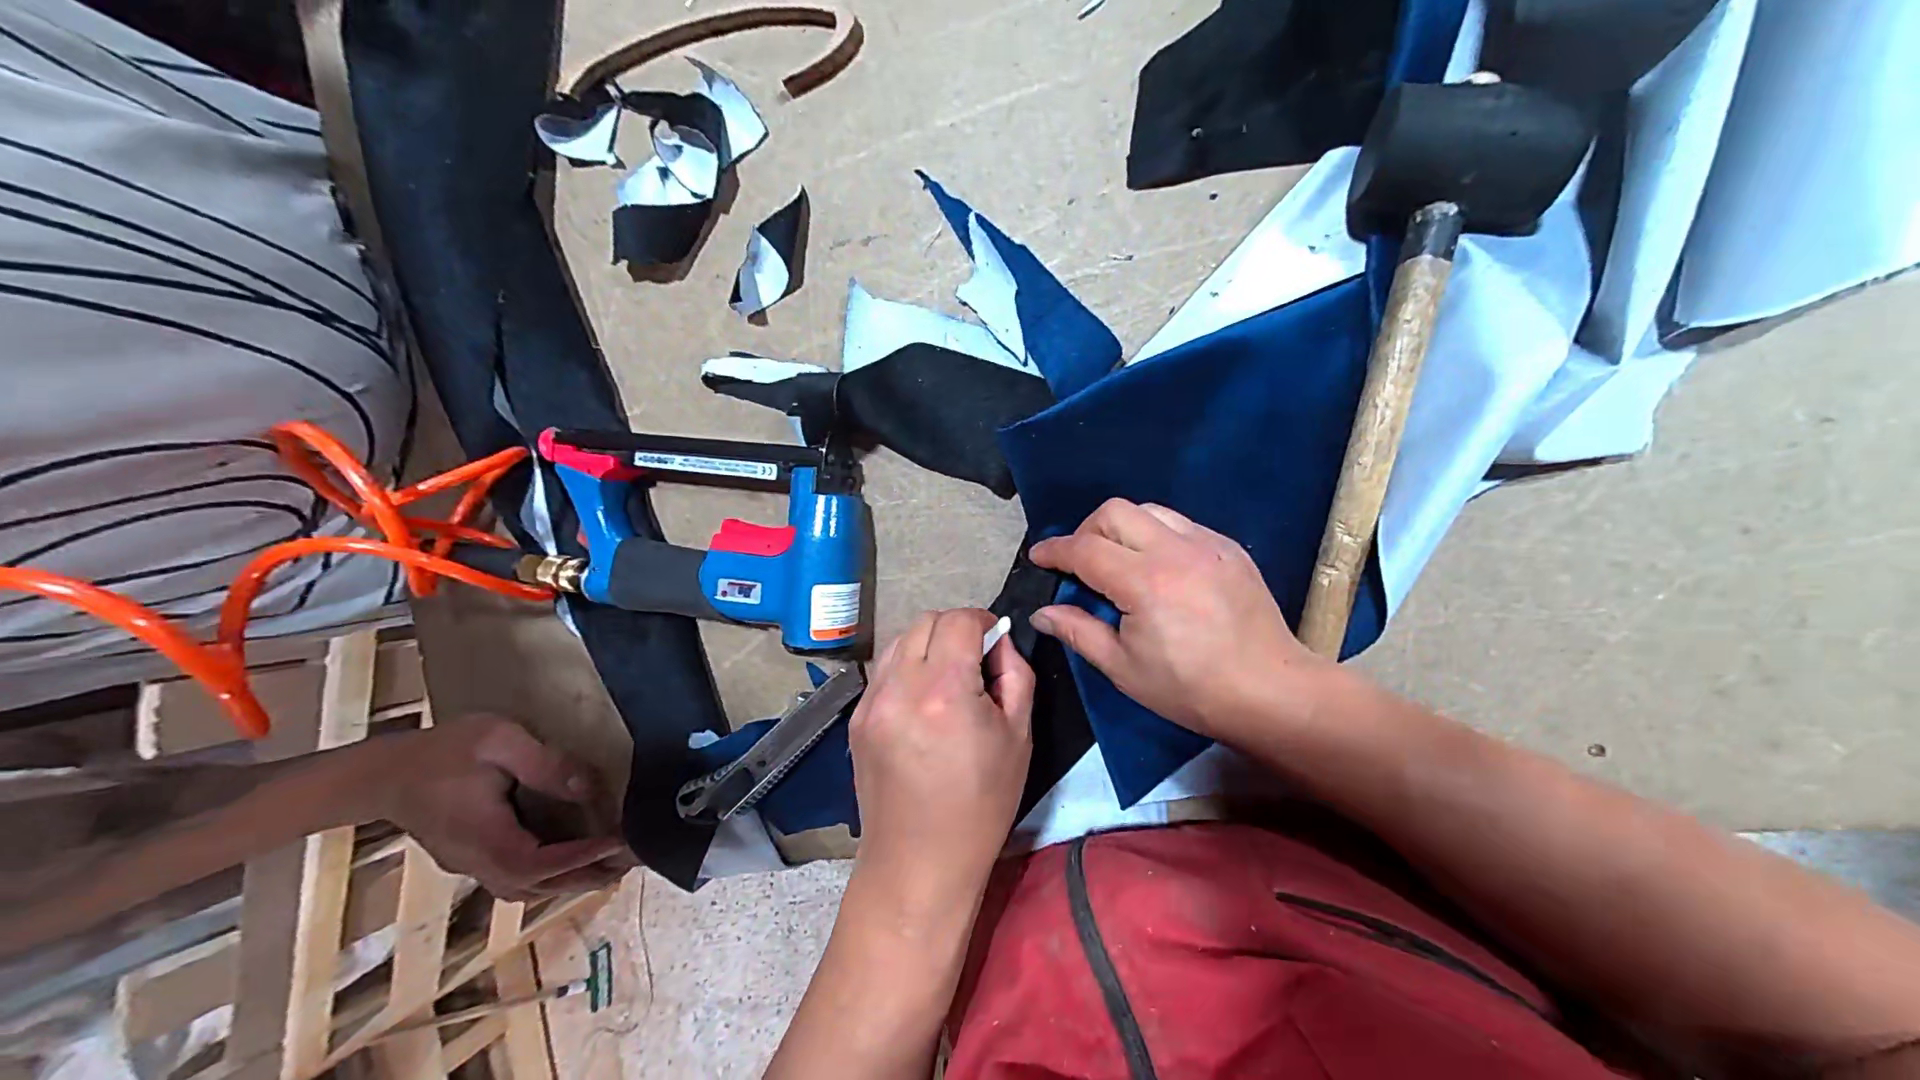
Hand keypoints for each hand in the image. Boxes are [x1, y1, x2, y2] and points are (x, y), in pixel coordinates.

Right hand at [380, 716, 633, 900]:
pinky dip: (549, 876)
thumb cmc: (443, 751)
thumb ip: (545, 764)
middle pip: (535, 885)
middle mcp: (477, 860)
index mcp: (483, 836)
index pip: (537, 862)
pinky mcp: (471, 857)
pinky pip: (515, 878)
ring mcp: (471, 863)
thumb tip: (588, 787)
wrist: (383, 772)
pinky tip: (574, 862)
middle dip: (585, 876)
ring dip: (569, 882)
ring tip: (613, 866)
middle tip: (631, 862)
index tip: (619, 844)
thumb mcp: (498, 742)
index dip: (580, 858)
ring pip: (524, 887)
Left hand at [849, 609, 1033, 906]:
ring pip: (900, 641)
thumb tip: (1001, 641)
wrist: (919, 861)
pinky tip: (922, 702)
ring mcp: (871, 702)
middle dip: (956, 629)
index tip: (996, 641)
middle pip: (926, 622)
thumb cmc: (981, 805)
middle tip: (975, 660)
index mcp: (944, 690)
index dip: (984, 622)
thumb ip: (1015, 675)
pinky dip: (906, 669)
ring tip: (947, 679)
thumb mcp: (1019, 737)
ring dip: (928, 645)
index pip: (960, 620)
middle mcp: (900, 686)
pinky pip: (883, 671)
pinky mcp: (857, 718)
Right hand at [1028, 498, 1336, 742]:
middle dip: (1086, 530)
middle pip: (1114, 512)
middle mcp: (1175, 550)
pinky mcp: (1228, 548)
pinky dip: (1156, 535)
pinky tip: (1158, 568)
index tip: (1039, 557)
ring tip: (1119, 561)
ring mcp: (1207, 544)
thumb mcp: (1124, 669)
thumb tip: (1043, 612)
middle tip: (1081, 563)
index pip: (1085, 549)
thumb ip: (1079, 631)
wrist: (1271, 691)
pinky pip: (1180, 524)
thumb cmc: (1192, 689)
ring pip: (1149, 510)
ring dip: (1122, 528)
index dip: (1055, 550)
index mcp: (1145, 582)